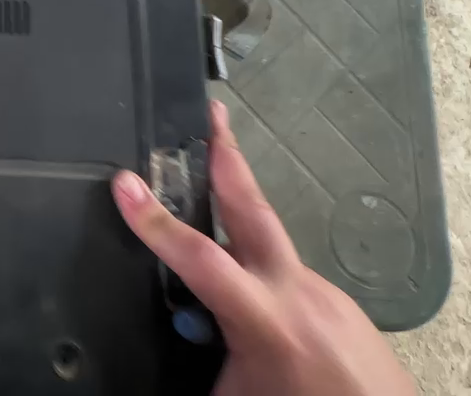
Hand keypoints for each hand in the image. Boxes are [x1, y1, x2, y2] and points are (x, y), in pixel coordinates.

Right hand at [112, 102, 415, 395]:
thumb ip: (199, 358)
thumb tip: (169, 331)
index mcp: (266, 320)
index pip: (200, 257)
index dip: (155, 220)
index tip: (123, 183)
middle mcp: (299, 295)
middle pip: (255, 211)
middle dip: (230, 157)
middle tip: (213, 112)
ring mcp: (329, 297)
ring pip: (268, 248)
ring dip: (236, 222)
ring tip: (207, 210)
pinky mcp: (347, 310)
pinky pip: (289, 278)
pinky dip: (262, 272)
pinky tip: (253, 292)